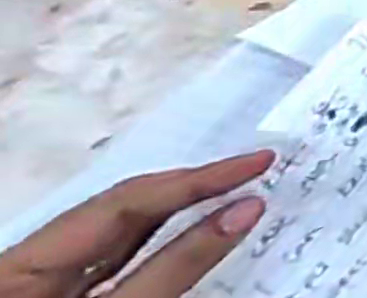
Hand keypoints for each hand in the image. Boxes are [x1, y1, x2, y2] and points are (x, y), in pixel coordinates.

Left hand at [0, 150, 271, 297]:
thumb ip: (177, 266)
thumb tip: (250, 207)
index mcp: (11, 271)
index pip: (124, 203)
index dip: (198, 178)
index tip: (262, 161)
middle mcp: (20, 271)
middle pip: (121, 213)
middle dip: (193, 190)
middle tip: (258, 169)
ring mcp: (37, 290)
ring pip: (123, 234)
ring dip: (185, 211)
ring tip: (240, 190)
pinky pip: (119, 260)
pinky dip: (167, 242)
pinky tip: (202, 230)